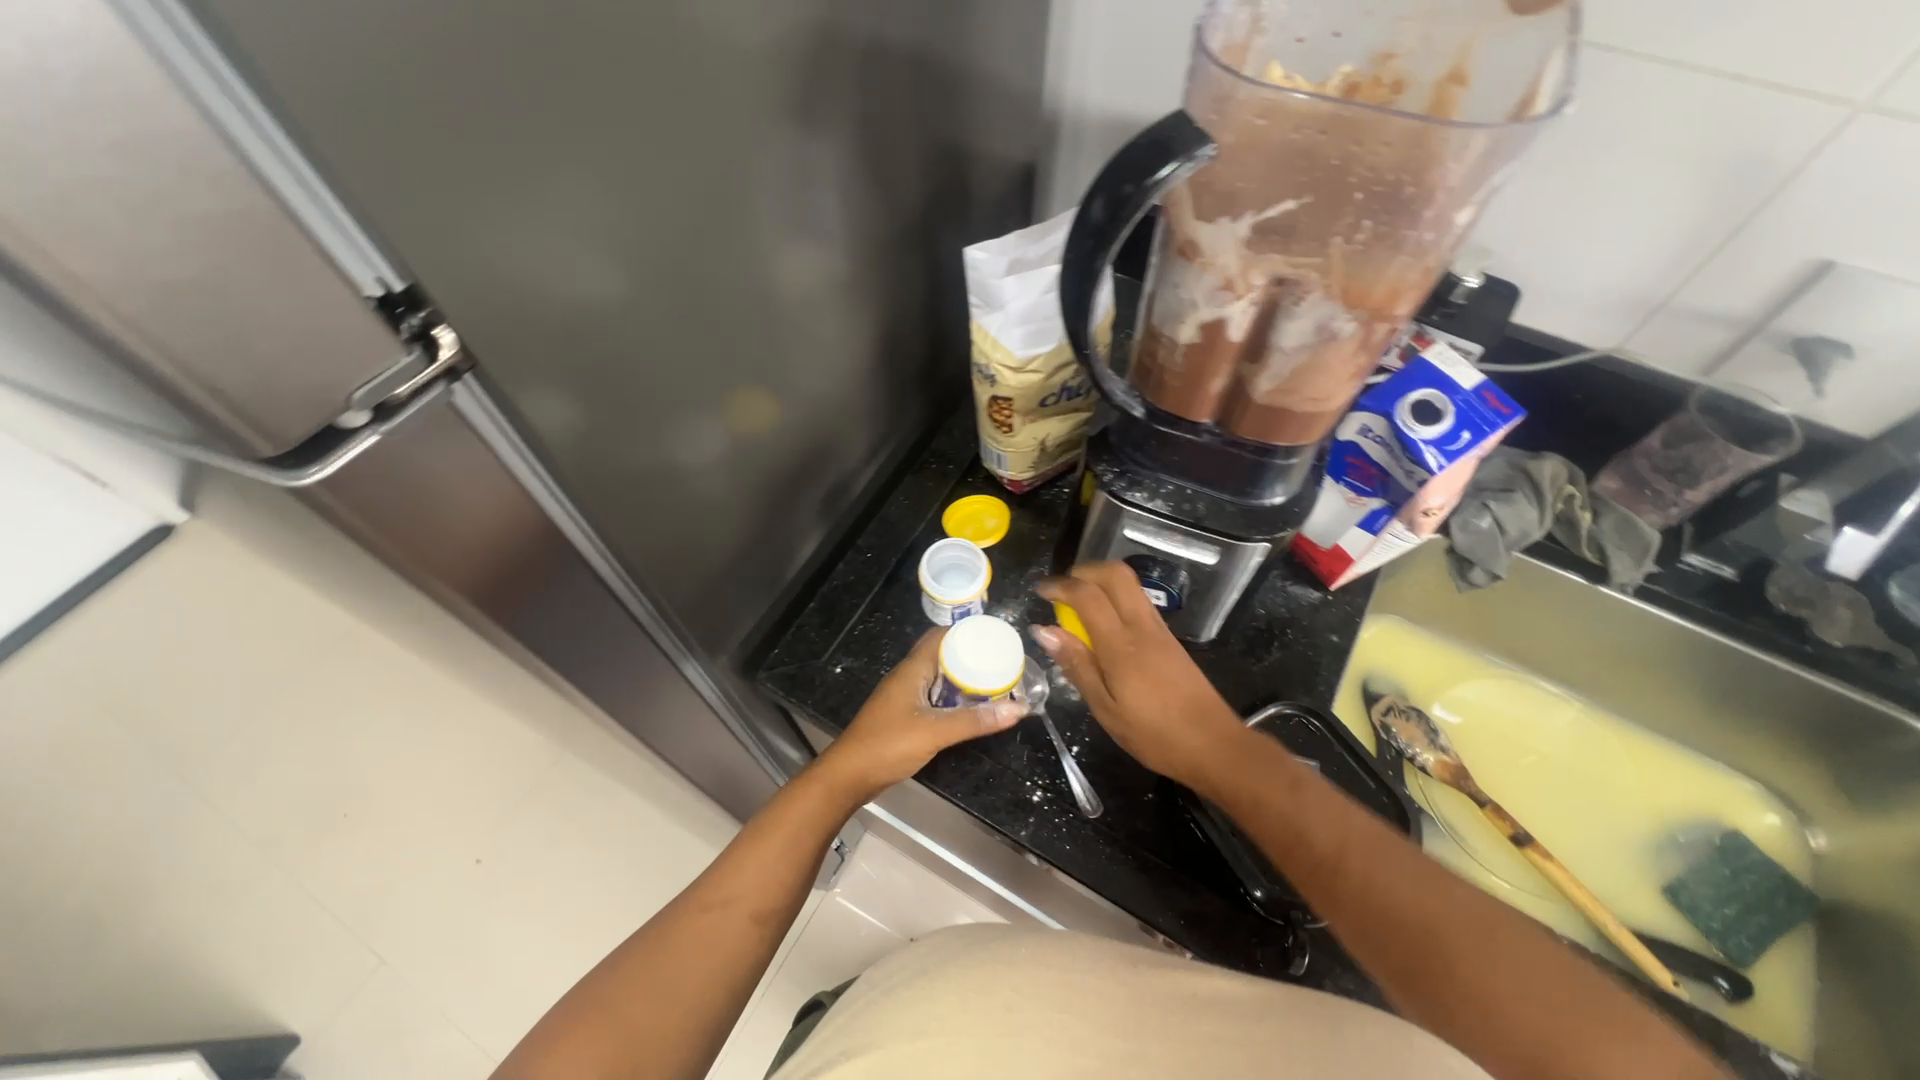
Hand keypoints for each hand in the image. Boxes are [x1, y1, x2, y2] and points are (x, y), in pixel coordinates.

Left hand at [812, 628, 1024, 803]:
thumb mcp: (935, 731)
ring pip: (939, 680)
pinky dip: (954, 700)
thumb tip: (1019, 709)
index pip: (940, 636)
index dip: (966, 632)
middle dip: (971, 658)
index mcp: (912, 670)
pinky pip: (934, 699)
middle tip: (1004, 663)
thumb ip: (975, 720)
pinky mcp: (905, 717)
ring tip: (996, 684)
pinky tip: (972, 710)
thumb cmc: (888, 745)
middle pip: (942, 657)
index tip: (996, 636)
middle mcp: (908, 678)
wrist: (849, 776)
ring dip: (964, 681)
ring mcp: (905, 698)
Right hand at [1033, 562, 1248, 784]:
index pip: (1087, 595)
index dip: (1059, 586)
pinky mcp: (1170, 640)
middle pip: (1116, 574)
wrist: (1214, 745)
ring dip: (1101, 582)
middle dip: (1084, 571)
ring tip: (1077, 605)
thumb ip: (1076, 665)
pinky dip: (1116, 599)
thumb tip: (1044, 631)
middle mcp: (1142, 627)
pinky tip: (1103, 626)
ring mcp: (1160, 631)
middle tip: (1061, 590)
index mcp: (1122, 645)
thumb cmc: (1154, 735)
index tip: (1039, 591)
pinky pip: (1139, 603)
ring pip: (1131, 585)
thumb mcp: (1105, 709)